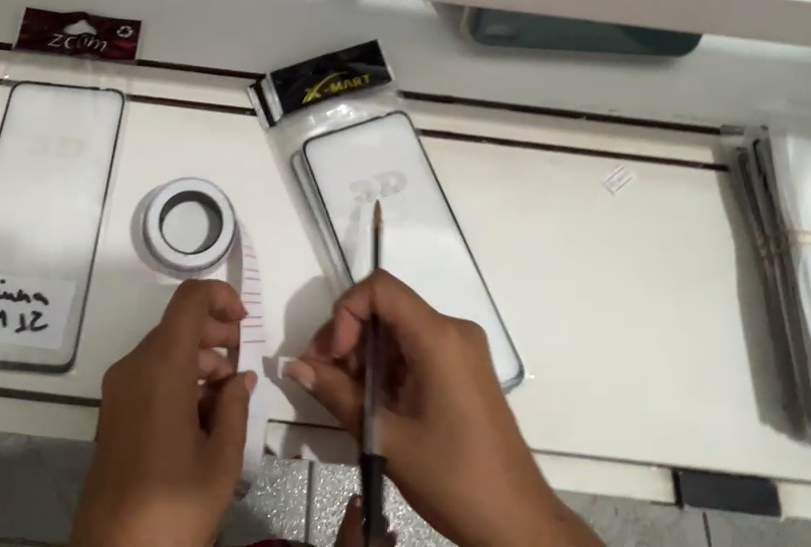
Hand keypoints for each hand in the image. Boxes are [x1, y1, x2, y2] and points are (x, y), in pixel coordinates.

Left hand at [71, 279, 255, 546]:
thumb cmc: (173, 505)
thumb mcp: (221, 458)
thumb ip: (235, 406)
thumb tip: (240, 378)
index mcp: (160, 367)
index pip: (189, 300)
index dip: (221, 297)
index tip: (246, 325)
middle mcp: (133, 367)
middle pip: (178, 325)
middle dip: (216, 334)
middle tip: (244, 366)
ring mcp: (118, 390)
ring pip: (165, 350)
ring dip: (200, 360)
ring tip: (228, 400)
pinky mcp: (113, 412)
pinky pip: (150, 375)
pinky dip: (179, 379)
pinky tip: (203, 416)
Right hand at [285, 271, 600, 546]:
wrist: (515, 522)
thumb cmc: (453, 477)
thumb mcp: (385, 437)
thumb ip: (337, 393)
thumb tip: (295, 366)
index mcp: (439, 337)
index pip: (380, 288)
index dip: (346, 312)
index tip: (333, 357)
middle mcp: (453, 331)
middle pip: (386, 309)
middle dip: (348, 337)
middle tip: (323, 379)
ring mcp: (462, 350)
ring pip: (398, 330)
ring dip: (364, 356)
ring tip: (346, 398)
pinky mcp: (463, 370)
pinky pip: (415, 350)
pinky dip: (387, 368)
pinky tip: (372, 403)